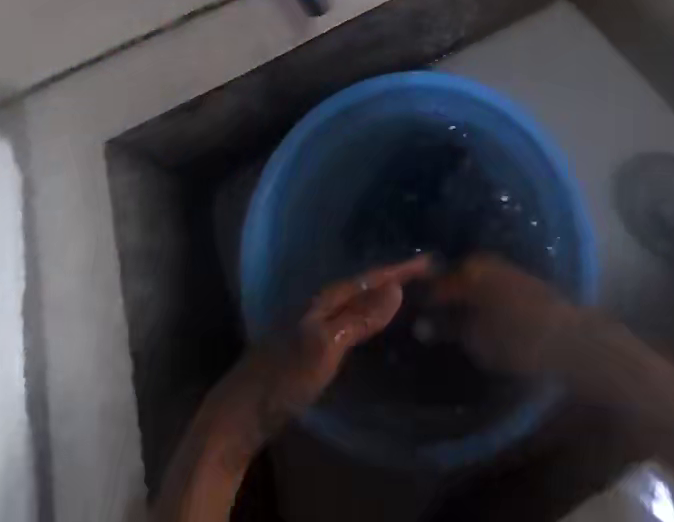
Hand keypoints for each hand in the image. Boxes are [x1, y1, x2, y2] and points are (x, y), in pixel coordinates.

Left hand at [216, 256, 431, 448]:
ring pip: (357, 300)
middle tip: (428, 272)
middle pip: (364, 284)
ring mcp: (315, 324)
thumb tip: (397, 288)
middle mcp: (320, 305)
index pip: (369, 276)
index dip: (399, 268)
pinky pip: (351, 318)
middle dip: (394, 275)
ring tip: (412, 291)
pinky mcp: (313, 345)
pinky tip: (379, 323)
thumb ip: (359, 318)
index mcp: (324, 299)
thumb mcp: (325, 347)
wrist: (242, 413)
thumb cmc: (284, 376)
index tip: (431, 259)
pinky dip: (370, 314)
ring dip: (383, 294)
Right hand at [429, 254, 585, 375]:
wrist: (572, 340)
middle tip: (429, 318)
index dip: (421, 300)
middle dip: (442, 295)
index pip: (434, 283)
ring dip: (462, 297)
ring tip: (453, 319)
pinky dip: (480, 299)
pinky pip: (490, 287)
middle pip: (455, 277)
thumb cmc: (518, 339)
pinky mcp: (523, 283)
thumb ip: (447, 328)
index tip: (410, 315)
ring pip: (473, 281)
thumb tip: (422, 324)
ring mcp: (506, 270)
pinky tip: (479, 316)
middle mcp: (485, 263)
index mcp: (468, 271)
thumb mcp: (476, 339)